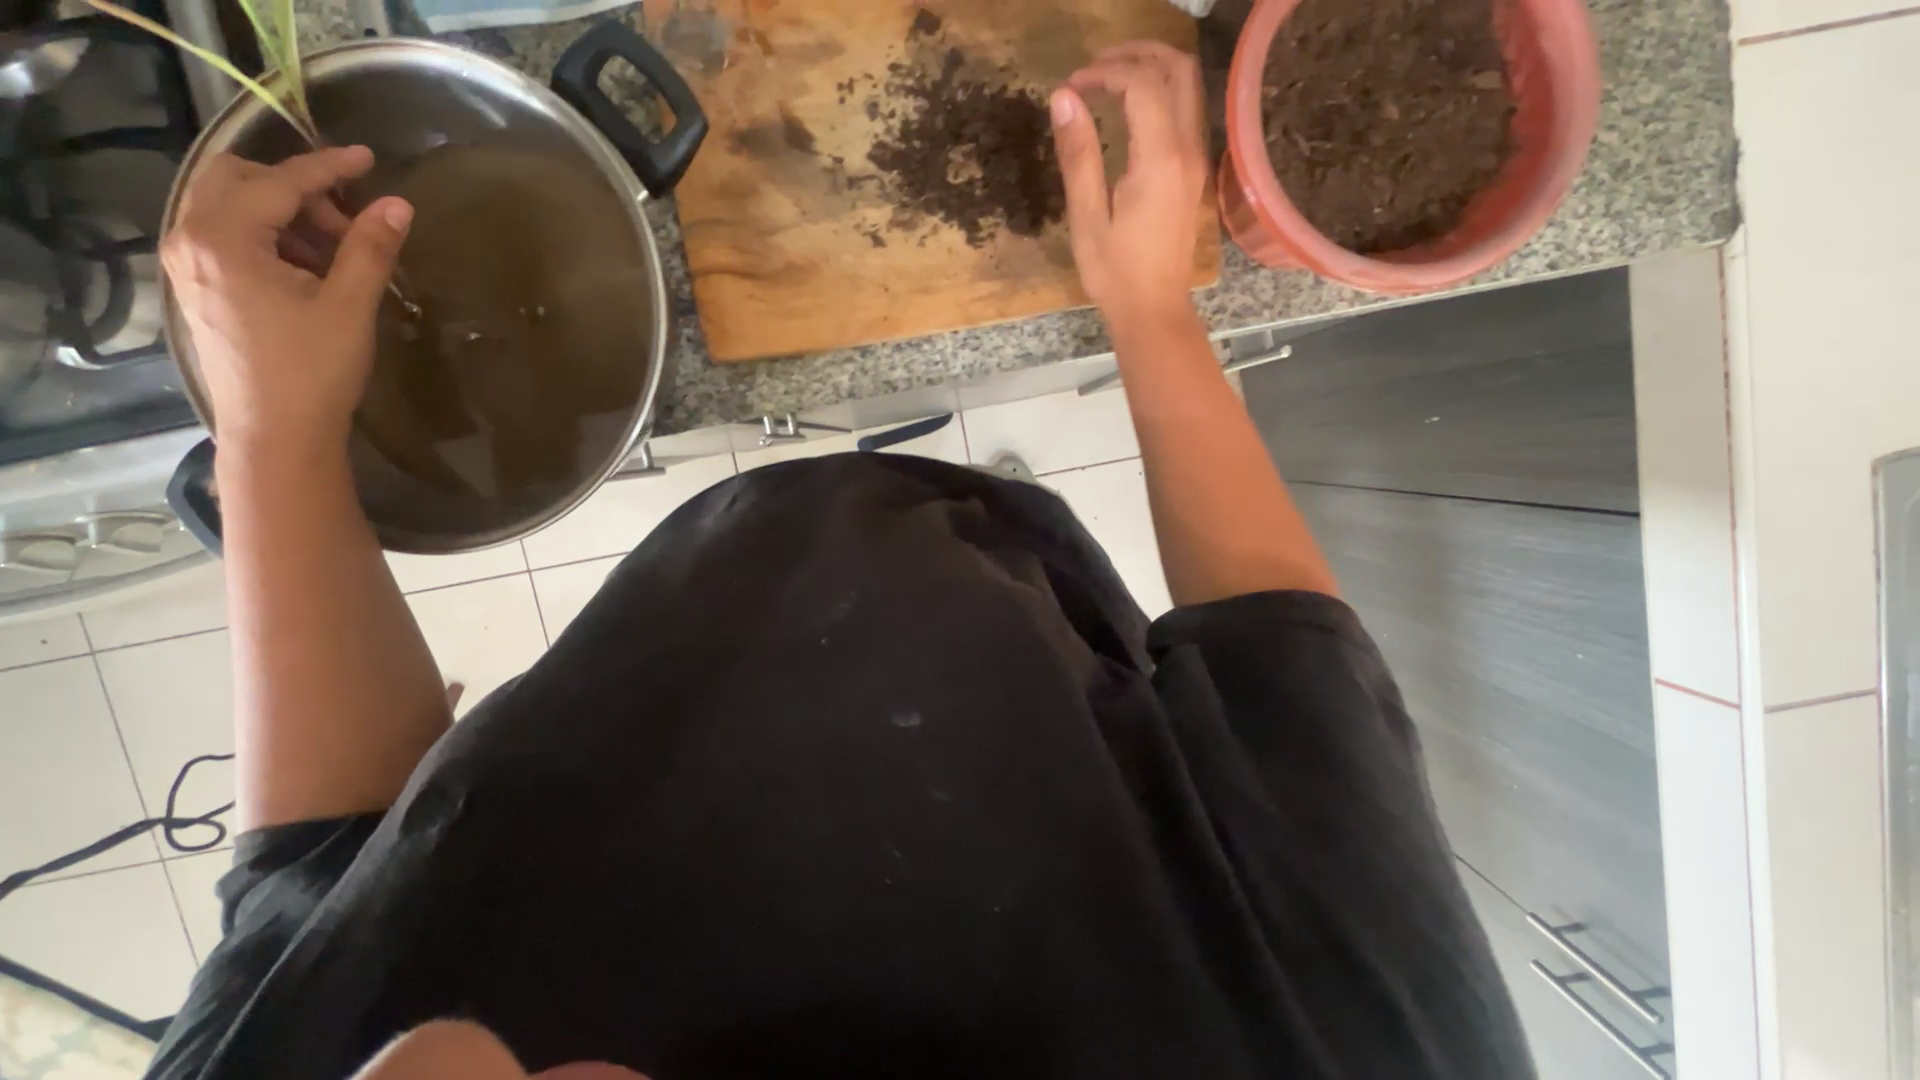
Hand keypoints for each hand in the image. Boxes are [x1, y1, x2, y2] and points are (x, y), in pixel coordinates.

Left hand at [162, 146, 412, 456]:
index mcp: (223, 238)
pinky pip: (228, 235)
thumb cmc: (314, 370)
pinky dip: (271, 237)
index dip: (329, 168)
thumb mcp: (350, 306)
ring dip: (287, 215)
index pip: (279, 182)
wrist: (276, 432)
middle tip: (350, 227)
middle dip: (299, 191)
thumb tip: (399, 205)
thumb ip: (371, 249)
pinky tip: (310, 272)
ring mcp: (188, 262)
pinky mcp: (199, 285)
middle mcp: (190, 238)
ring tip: (337, 256)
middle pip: (240, 180)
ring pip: (233, 206)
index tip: (369, 160)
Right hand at [1050, 42, 1208, 334]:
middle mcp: (1187, 151)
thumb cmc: (1114, 274)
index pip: (1142, 84)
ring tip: (1108, 80)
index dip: (1105, 72)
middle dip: (1136, 55)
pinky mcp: (1193, 172)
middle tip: (1094, 68)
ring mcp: (1195, 160)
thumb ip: (1079, 154)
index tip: (1071, 87)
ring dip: (1151, 69)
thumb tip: (1063, 98)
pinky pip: (1185, 111)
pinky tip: (1127, 110)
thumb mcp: (1087, 217)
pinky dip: (1159, 94)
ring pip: (1187, 86)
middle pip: (1177, 69)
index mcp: (1160, 160)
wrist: (1154, 310)